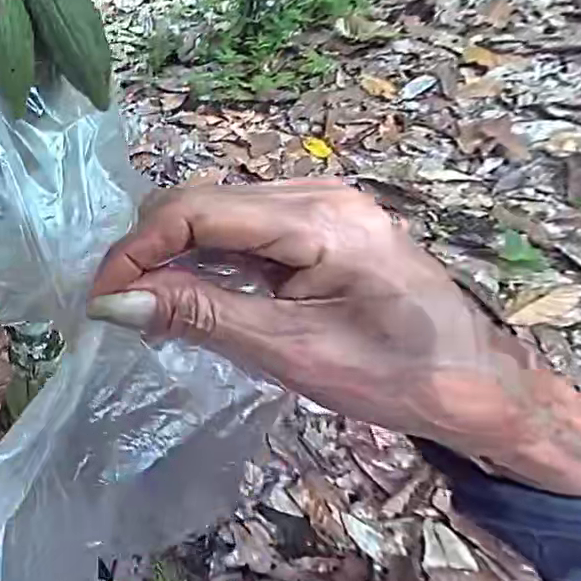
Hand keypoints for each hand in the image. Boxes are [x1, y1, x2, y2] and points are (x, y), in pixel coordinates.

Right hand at [87, 179, 580, 496]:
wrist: (480, 388)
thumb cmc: (395, 378)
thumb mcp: (289, 351)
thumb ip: (198, 316)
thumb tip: (113, 304)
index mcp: (318, 219)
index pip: (196, 211)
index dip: (136, 249)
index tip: (100, 298)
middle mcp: (315, 193)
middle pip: (199, 201)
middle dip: (146, 249)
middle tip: (119, 305)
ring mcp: (316, 203)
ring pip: (212, 211)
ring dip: (170, 254)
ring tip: (148, 304)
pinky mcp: (314, 223)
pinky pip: (236, 227)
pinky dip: (200, 258)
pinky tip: (191, 293)